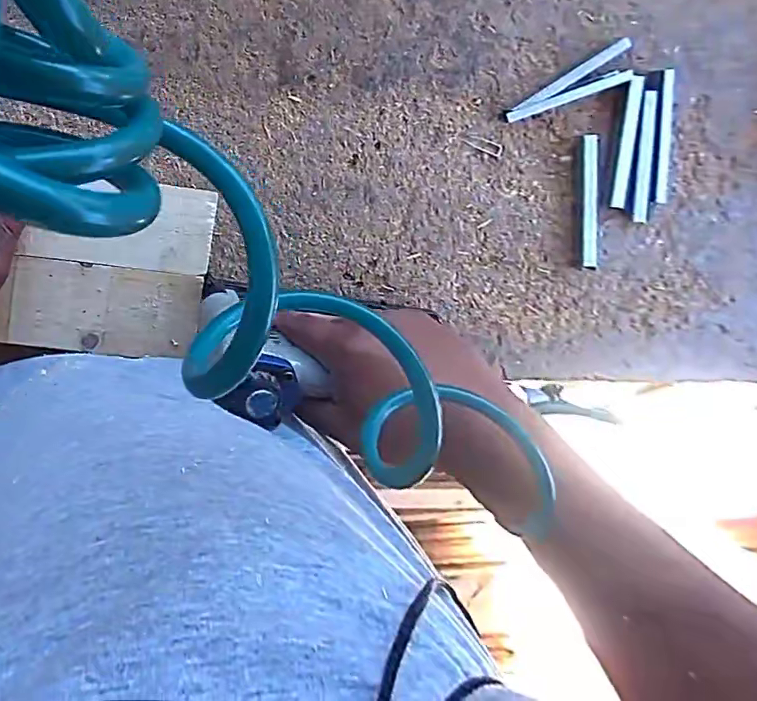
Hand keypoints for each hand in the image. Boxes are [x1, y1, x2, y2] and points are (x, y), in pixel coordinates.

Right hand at [273, 308, 542, 520]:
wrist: (489, 433)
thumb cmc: (411, 436)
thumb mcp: (349, 430)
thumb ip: (311, 408)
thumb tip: (291, 394)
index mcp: (345, 342)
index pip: (295, 323)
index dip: (276, 328)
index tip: (268, 338)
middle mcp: (371, 320)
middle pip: (331, 325)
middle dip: (321, 345)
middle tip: (322, 372)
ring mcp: (404, 319)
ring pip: (364, 328)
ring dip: (357, 346)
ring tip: (372, 380)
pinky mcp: (431, 325)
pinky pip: (394, 331)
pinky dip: (387, 347)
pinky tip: (402, 377)